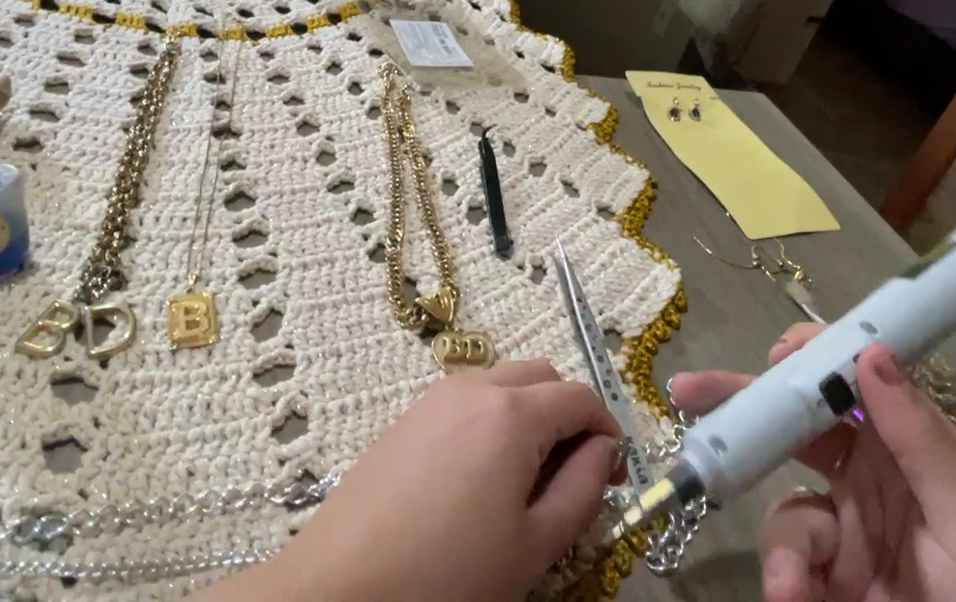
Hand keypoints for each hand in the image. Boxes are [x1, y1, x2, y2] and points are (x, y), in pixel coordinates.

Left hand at [206, 360, 620, 601]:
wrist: (345, 586)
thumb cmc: (449, 573)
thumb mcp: (534, 543)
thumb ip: (583, 488)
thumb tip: (604, 451)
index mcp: (512, 413)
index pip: (579, 397)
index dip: (606, 430)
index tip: (611, 472)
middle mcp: (474, 387)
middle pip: (541, 375)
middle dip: (567, 412)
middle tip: (572, 470)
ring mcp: (434, 396)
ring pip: (501, 381)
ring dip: (528, 411)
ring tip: (526, 474)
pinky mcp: (407, 415)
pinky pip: (466, 398)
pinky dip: (490, 416)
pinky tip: (479, 473)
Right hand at [672, 324, 955, 601]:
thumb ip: (923, 441)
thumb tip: (872, 350)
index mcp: (917, 453)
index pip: (860, 385)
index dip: (817, 361)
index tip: (779, 352)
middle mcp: (874, 481)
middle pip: (799, 428)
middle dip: (746, 409)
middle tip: (689, 392)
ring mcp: (846, 533)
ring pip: (784, 503)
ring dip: (784, 544)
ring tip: (792, 590)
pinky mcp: (825, 582)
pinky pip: (785, 559)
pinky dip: (784, 579)